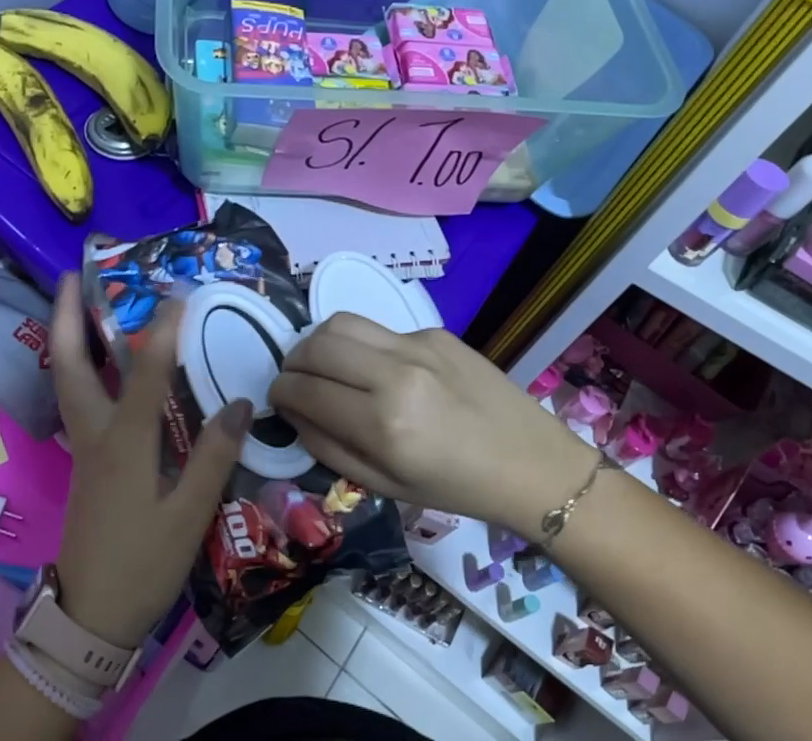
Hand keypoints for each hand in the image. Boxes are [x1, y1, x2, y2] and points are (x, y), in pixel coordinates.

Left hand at [48, 274, 250, 647]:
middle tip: (70, 274)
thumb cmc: (142, 565)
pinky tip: (101, 367)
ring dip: (70, 338)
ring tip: (79, 304)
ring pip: (68, 381)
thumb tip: (237, 401)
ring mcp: (85, 449)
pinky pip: (79, 401)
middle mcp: (96, 435)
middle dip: (70, 316)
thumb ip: (213, 457)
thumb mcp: (188, 515)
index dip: (161, 330)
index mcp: (123, 443)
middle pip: (71, 365)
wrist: (91, 616)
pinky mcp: (86, 464)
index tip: (178, 292)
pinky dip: (83, 370)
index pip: (143, 372)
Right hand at [268, 313, 592, 527]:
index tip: (279, 400)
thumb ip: (329, 448)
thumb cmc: (457, 488)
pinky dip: (361, 347)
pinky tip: (376, 371)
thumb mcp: (385, 486)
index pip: (304, 390)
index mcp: (383, 424)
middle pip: (315, 346)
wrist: (532, 463)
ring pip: (340, 323)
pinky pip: (379, 330)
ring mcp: (417, 346)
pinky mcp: (435, 332)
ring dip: (318, 343)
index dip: (280, 393)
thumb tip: (294, 413)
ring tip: (323, 366)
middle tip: (295, 381)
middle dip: (292, 363)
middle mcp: (396, 375)